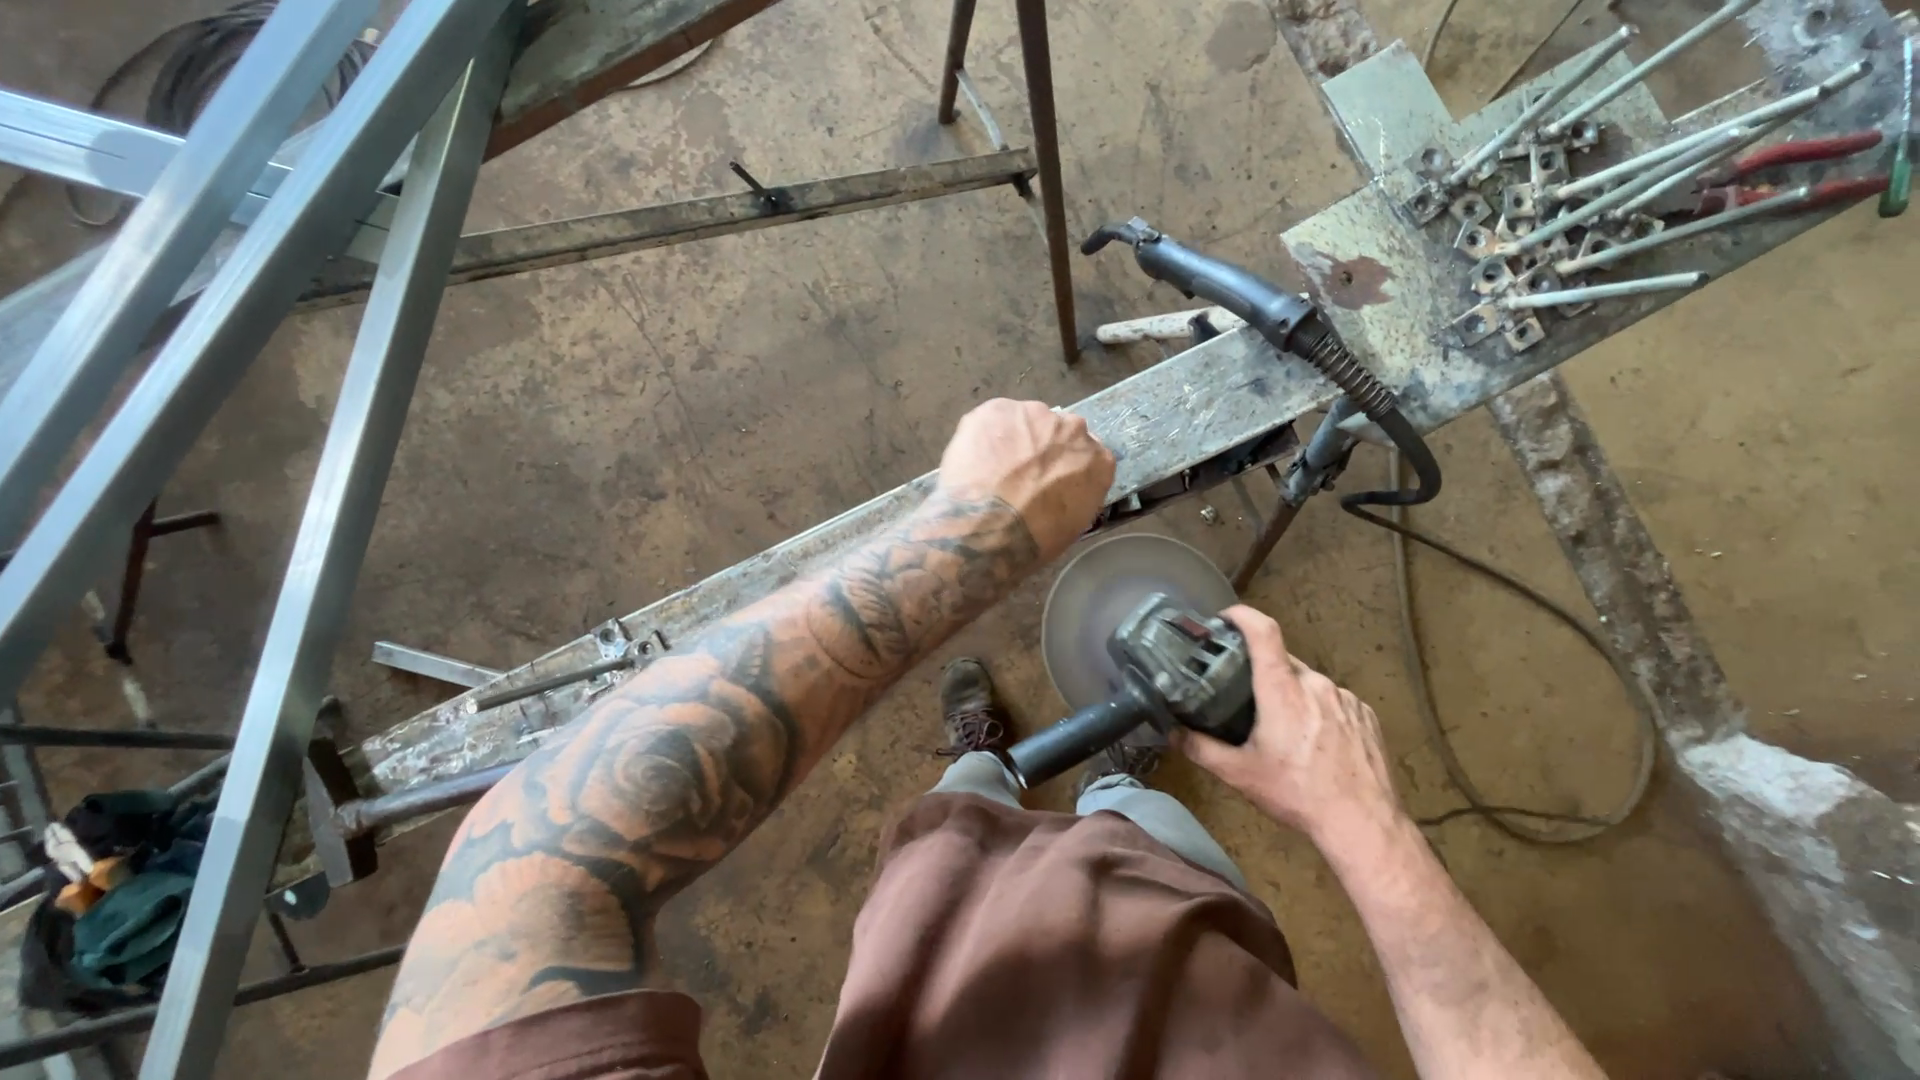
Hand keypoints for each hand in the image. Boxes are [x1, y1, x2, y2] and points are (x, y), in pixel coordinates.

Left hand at [938, 399, 1115, 558]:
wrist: (988, 526)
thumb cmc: (1034, 539)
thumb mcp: (1072, 526)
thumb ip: (1075, 496)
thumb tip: (1059, 491)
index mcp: (1098, 460)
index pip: (1087, 456)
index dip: (1064, 467)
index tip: (1048, 480)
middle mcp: (1073, 428)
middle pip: (1056, 432)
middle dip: (1040, 449)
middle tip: (1018, 475)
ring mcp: (1035, 414)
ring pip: (1023, 422)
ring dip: (1011, 440)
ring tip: (990, 469)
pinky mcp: (998, 409)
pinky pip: (991, 419)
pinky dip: (982, 436)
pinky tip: (973, 460)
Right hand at [1175, 605, 1405, 848]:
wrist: (1363, 823)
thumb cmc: (1297, 794)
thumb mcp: (1239, 775)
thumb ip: (1200, 749)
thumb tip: (1171, 732)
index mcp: (1282, 690)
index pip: (1263, 631)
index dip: (1242, 615)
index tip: (1225, 618)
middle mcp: (1315, 684)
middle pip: (1283, 662)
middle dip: (1263, 674)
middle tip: (1247, 700)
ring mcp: (1345, 698)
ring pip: (1309, 684)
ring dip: (1293, 697)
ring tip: (1285, 732)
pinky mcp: (1366, 715)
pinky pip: (1334, 701)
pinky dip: (1319, 712)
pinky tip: (1316, 743)